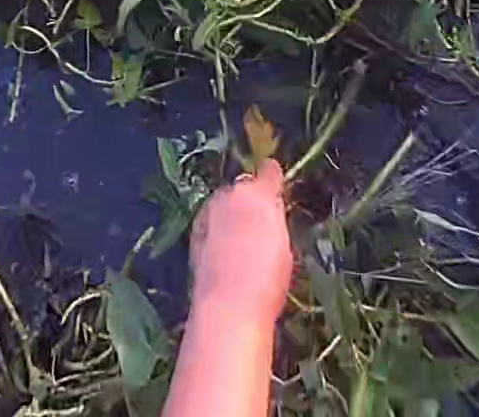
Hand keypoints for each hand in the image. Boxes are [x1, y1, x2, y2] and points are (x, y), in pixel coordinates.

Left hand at [189, 158, 291, 324]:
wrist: (228, 305)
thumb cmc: (268, 280)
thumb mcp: (284, 247)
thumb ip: (275, 220)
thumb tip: (270, 210)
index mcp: (260, 194)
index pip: (268, 172)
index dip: (272, 178)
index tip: (275, 184)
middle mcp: (232, 194)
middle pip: (243, 188)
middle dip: (250, 200)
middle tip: (259, 225)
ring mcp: (210, 210)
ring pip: (224, 204)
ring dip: (231, 213)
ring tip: (240, 241)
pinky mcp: (194, 229)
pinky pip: (211, 222)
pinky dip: (217, 229)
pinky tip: (222, 252)